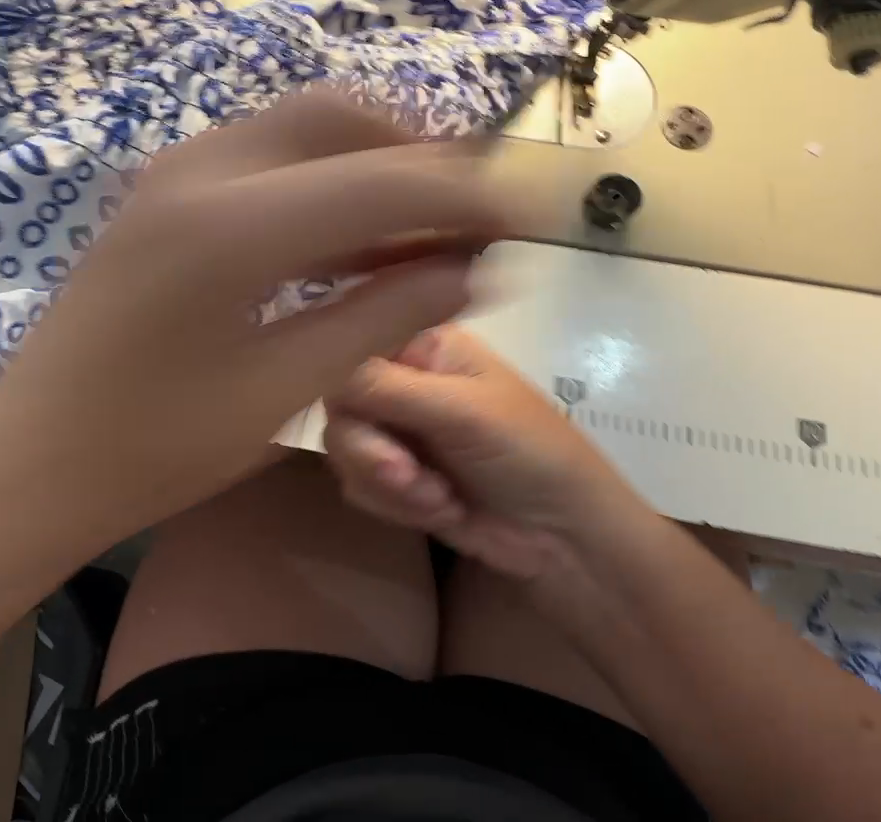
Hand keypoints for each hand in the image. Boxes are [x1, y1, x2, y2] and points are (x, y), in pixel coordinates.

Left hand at [0, 92, 507, 547]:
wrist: (31, 463)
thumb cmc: (153, 449)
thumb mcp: (284, 387)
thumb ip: (386, 314)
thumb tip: (471, 266)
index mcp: (233, 221)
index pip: (384, 177)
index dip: (468, 196)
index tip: (528, 220)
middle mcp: (200, 169)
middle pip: (340, 118)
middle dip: (419, 157)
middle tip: (472, 220)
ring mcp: (169, 175)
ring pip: (296, 128)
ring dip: (368, 163)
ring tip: (422, 229)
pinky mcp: (156, 197)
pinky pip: (257, 160)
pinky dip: (316, 181)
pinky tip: (348, 236)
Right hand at [322, 326, 647, 580]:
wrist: (565, 539)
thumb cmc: (530, 454)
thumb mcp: (461, 410)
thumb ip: (385, 386)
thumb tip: (315, 366)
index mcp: (423, 345)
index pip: (353, 340)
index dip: (341, 371)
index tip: (357, 409)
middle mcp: (401, 380)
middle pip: (338, 401)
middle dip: (371, 448)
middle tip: (406, 473)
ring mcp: (396, 429)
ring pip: (342, 446)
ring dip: (387, 482)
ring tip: (439, 499)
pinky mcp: (393, 477)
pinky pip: (355, 483)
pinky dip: (392, 503)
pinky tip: (441, 510)